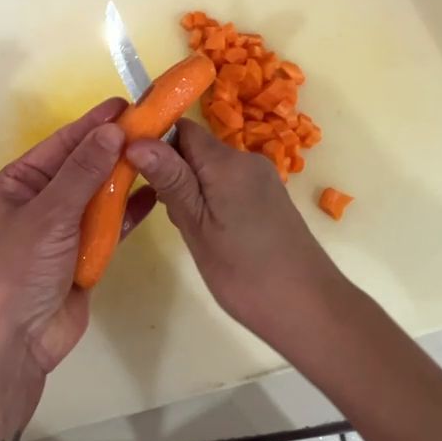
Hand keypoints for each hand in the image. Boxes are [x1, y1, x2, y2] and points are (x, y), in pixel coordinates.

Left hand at [0, 99, 157, 388]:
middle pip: (84, 166)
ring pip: (100, 194)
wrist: (17, 340)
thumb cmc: (20, 268)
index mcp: (20, 182)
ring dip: (126, 178)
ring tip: (162, 154)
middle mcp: (42, 199)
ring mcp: (64, 228)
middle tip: (154, 127)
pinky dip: (130, 212)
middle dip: (115, 149)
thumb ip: (82, 173)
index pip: (62, 144)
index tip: (127, 104)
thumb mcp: (49, 214)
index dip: (94, 124)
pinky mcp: (85, 254)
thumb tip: (112, 129)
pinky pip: (111, 225)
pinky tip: (156, 194)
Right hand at [126, 120, 346, 340]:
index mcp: (227, 162)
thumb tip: (135, 139)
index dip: (153, 139)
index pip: (181, 128)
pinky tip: (207, 233)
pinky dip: (208, 198)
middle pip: (194, 148)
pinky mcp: (268, 199)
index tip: (128, 164)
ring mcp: (260, 180)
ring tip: (184, 227)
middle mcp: (246, 161)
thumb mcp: (198, 228)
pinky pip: (226, 183)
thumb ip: (170, 180)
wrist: (312, 312)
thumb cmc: (247, 273)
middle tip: (159, 210)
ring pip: (208, 168)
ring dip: (188, 187)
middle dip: (169, 170)